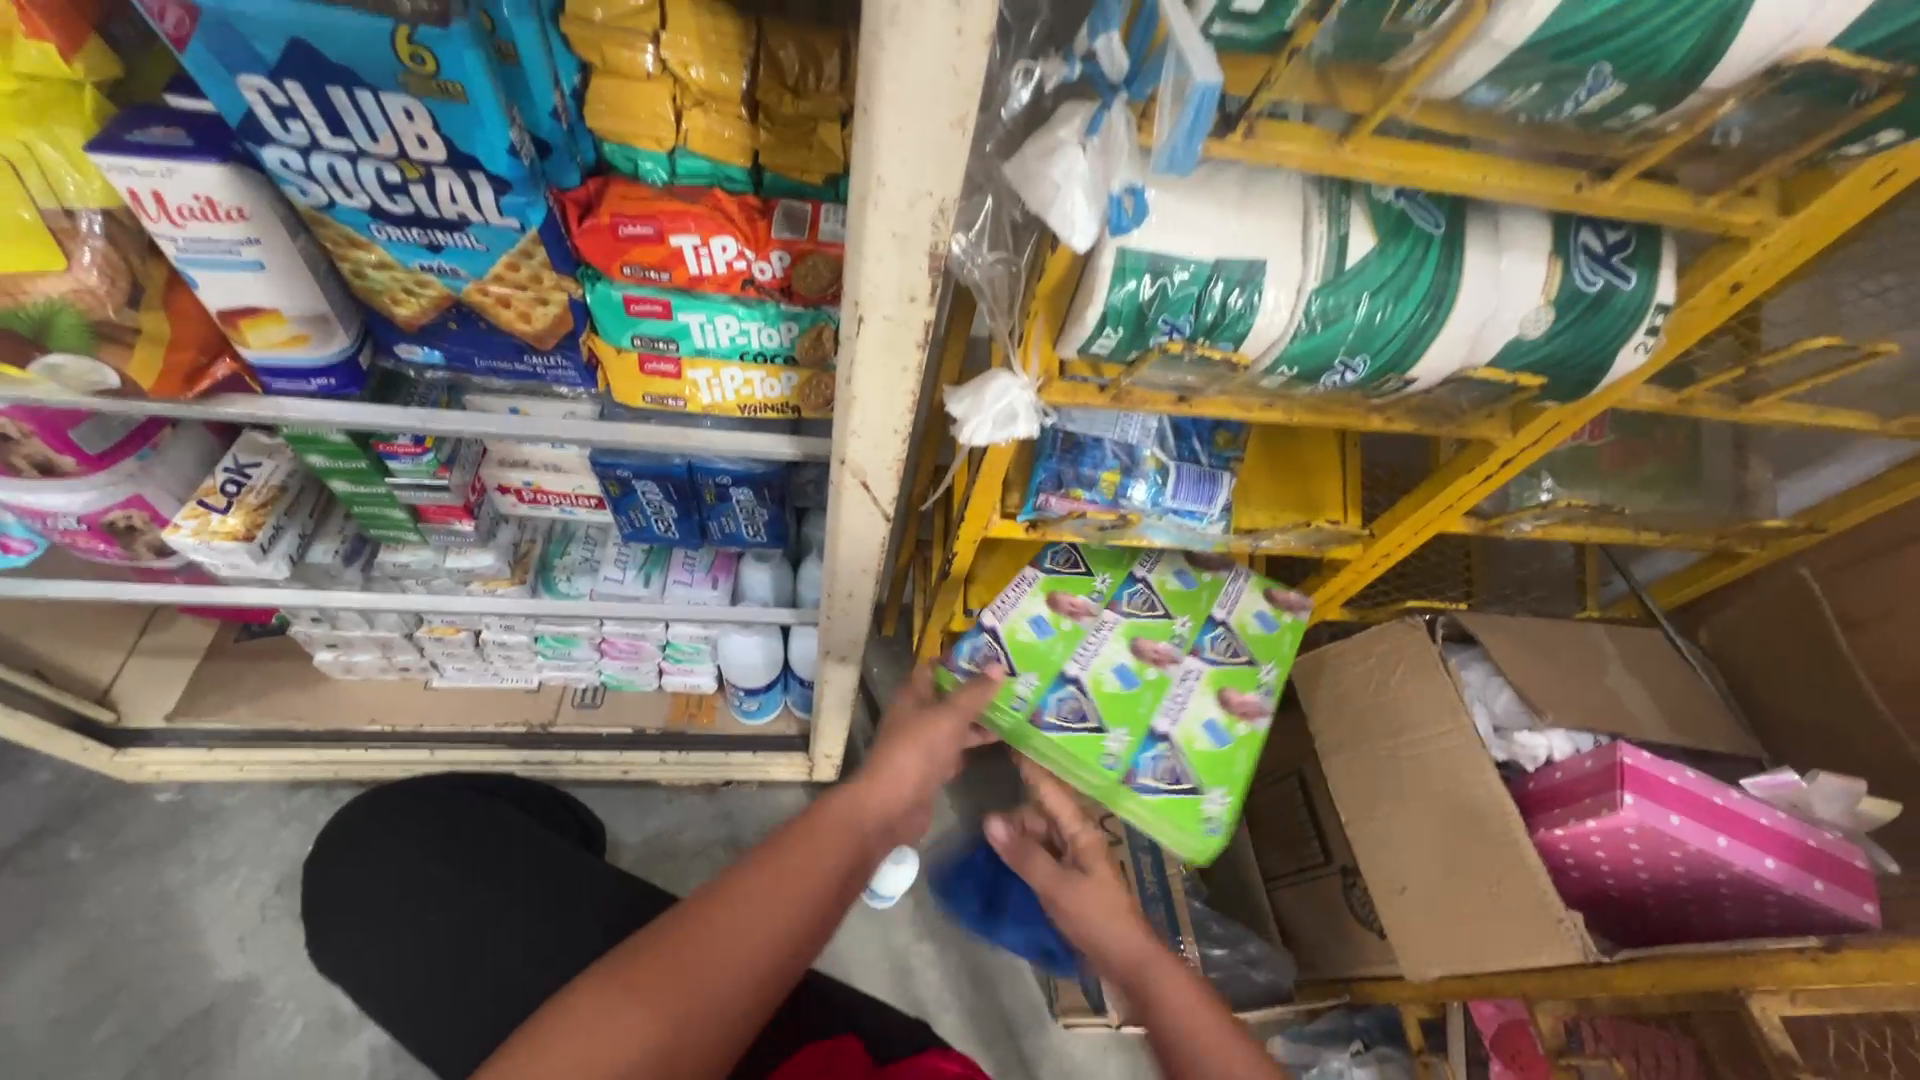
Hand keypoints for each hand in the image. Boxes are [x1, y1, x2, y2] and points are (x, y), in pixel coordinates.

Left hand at [849, 663, 1002, 846]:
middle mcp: (918, 714)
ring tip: (1016, 707)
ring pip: (956, 722)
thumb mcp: (949, 716)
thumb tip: (998, 665)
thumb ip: (974, 692)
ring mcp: (925, 742)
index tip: (993, 655)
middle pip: (950, 694)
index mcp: (914, 694)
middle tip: (1013, 681)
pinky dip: (977, 743)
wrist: (891, 807)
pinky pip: (958, 748)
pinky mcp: (933, 767)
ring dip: (981, 717)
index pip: (937, 666)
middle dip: (978, 689)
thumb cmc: (917, 752)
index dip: (962, 659)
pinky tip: (1003, 739)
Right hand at [985, 756, 1162, 980]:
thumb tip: (988, 820)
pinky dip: (1024, 854)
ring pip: (1040, 834)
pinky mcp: (1070, 878)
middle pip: (1040, 813)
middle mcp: (1077, 837)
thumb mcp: (1056, 886)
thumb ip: (1023, 854)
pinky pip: (1042, 854)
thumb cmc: (1097, 918)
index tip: (1012, 740)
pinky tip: (1005, 859)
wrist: (1127, 960)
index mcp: (1080, 830)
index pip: (1050, 789)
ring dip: (1017, 836)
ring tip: (989, 842)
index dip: (1031, 766)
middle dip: (1015, 815)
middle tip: (984, 824)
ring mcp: (1074, 858)